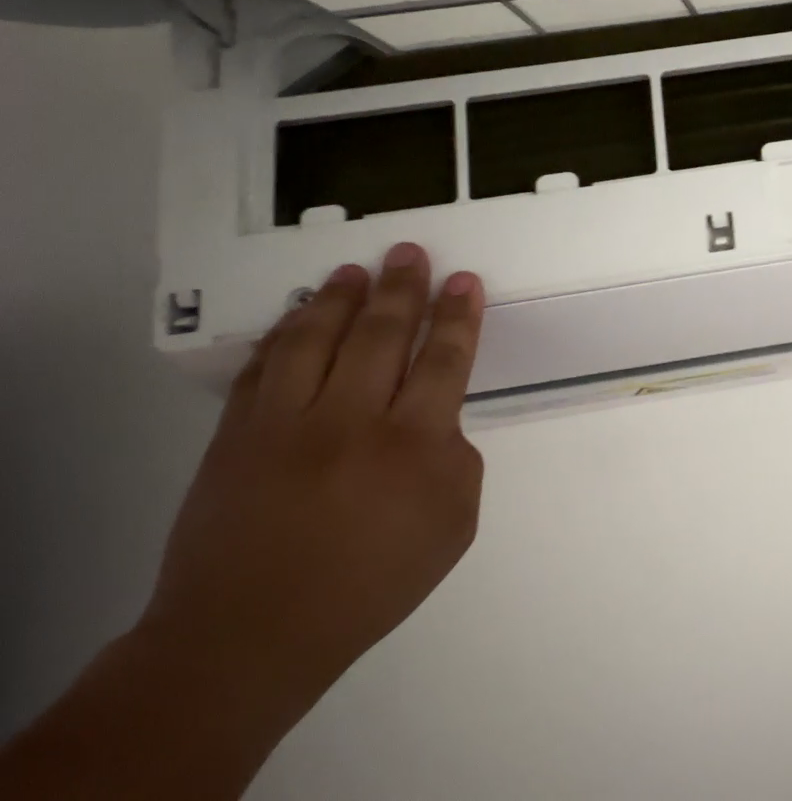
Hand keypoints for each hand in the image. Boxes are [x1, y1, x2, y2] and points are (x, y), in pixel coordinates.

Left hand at [139, 243, 486, 707]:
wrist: (253, 630)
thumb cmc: (372, 583)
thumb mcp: (453, 526)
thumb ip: (453, 462)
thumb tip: (433, 424)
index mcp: (414, 445)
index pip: (443, 361)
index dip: (457, 317)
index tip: (465, 281)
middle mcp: (351, 421)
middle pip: (382, 336)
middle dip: (402, 289)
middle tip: (411, 253)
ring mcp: (285, 424)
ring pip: (316, 340)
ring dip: (339, 299)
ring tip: (356, 271)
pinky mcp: (236, 436)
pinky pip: (262, 370)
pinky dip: (283, 337)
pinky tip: (298, 319)